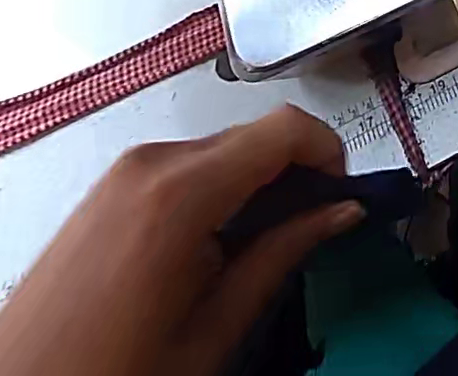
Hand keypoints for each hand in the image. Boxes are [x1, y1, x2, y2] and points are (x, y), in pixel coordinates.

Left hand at [0, 105, 364, 375]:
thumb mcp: (211, 331)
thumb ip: (284, 253)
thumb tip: (344, 209)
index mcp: (181, 192)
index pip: (284, 128)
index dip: (327, 150)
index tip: (339, 195)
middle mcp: (154, 160)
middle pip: (257, 134)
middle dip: (294, 172)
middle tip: (305, 229)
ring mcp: (127, 167)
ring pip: (227, 147)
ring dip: (258, 181)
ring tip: (254, 246)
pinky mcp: (113, 181)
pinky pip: (191, 162)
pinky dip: (221, 185)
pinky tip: (211, 242)